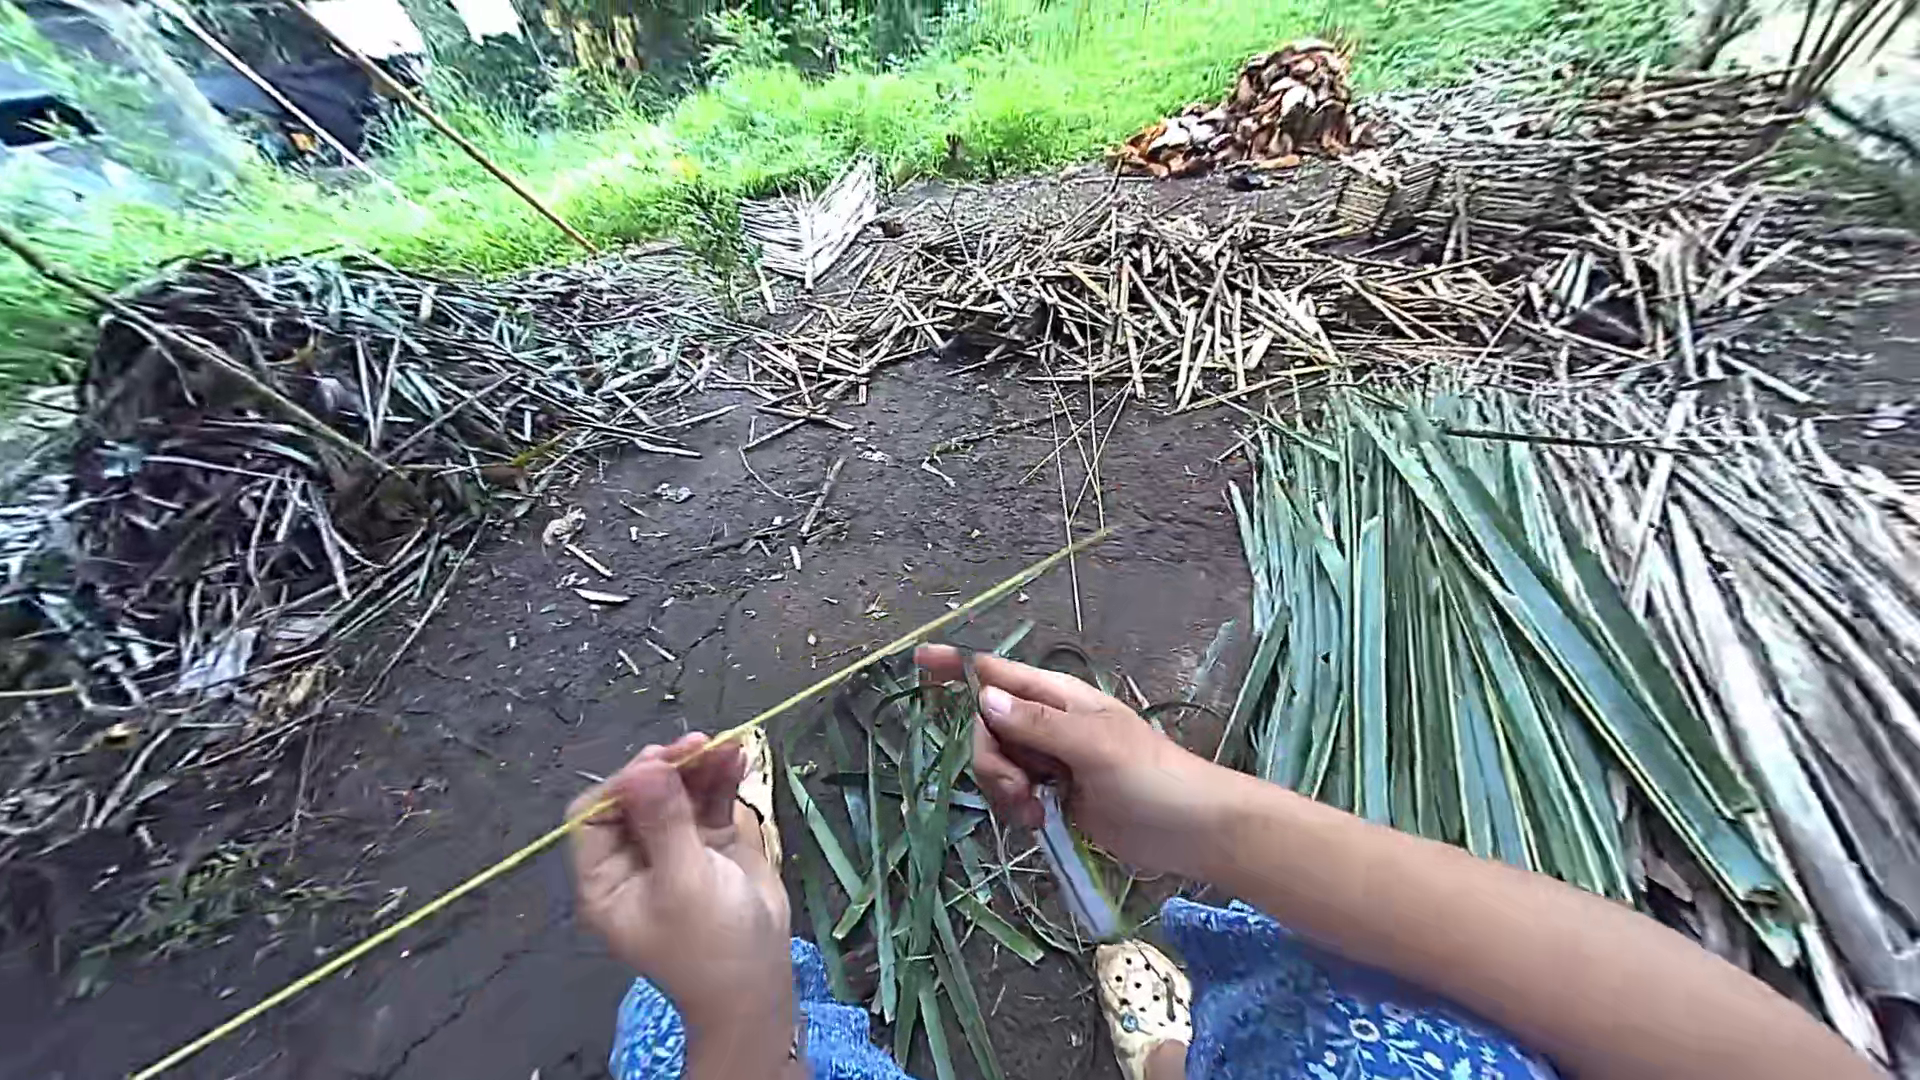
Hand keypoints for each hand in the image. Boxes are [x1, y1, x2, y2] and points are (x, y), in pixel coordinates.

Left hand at [568, 734, 791, 1049]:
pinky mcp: (712, 838)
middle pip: (644, 794)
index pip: (598, 814)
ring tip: (729, 746)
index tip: (663, 763)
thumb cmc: (710, 940)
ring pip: (681, 790)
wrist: (760, 973)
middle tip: (701, 744)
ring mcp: (677, 843)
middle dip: (671, 767)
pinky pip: (712, 797)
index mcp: (609, 876)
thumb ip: (665, 822)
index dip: (626, 784)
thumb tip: (642, 768)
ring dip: (703, 765)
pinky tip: (739, 756)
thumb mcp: (683, 882)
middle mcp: (638, 854)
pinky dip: (724, 776)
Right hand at [916, 645, 1243, 877]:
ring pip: (994, 761)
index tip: (919, 660)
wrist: (1189, 829)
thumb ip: (1037, 723)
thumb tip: (983, 696)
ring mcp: (1046, 756)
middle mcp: (1044, 720)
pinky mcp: (1049, 790)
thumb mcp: (1095, 745)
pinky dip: (1015, 807)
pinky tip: (1041, 822)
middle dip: (991, 760)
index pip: (996, 672)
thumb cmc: (1150, 775)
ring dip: (1003, 789)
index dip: (957, 664)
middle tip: (1021, 790)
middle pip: (986, 726)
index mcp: (1055, 696)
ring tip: (1036, 812)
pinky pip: (1010, 790)